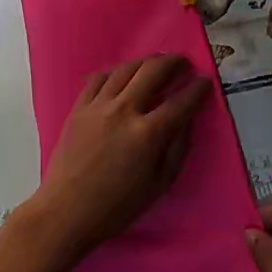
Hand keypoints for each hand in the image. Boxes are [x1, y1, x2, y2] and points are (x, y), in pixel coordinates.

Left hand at [26, 54, 210, 261]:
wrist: (67, 210)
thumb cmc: (117, 206)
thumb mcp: (159, 184)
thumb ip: (177, 148)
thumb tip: (187, 120)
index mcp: (148, 134)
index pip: (181, 101)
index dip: (197, 88)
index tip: (205, 81)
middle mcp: (124, 111)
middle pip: (153, 71)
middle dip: (173, 62)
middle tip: (183, 62)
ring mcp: (98, 106)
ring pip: (126, 68)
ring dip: (146, 61)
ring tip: (156, 63)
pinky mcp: (79, 108)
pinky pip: (99, 78)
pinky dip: (115, 71)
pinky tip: (122, 75)